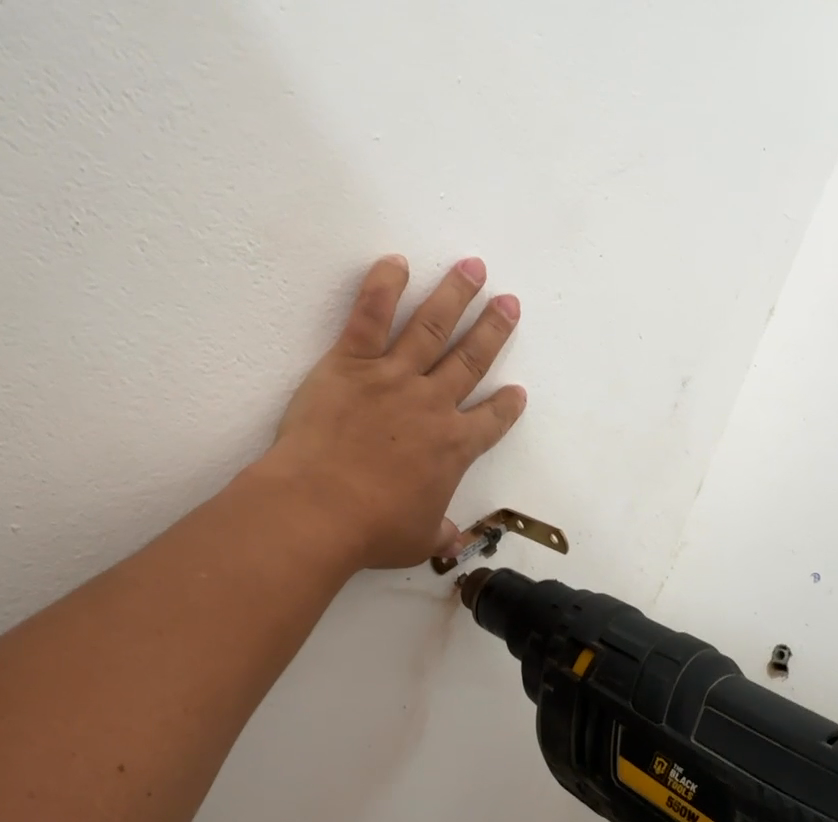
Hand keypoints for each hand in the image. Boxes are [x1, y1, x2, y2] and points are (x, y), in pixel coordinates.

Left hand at [252, 254, 525, 569]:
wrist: (320, 509)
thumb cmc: (371, 530)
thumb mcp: (418, 541)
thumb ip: (441, 534)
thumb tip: (454, 542)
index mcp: (453, 448)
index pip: (490, 421)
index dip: (506, 406)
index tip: (517, 392)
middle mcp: (431, 404)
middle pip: (470, 360)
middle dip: (493, 330)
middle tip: (509, 303)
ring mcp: (393, 378)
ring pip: (431, 327)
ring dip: (455, 296)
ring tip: (472, 269)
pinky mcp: (351, 363)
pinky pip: (369, 317)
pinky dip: (383, 286)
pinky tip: (395, 263)